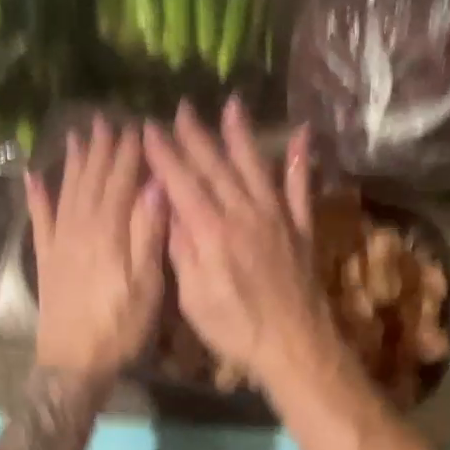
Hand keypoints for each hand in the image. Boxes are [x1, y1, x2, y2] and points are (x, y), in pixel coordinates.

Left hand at [25, 117, 166, 375]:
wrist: (73, 363)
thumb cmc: (118, 327)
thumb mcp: (146, 285)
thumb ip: (148, 233)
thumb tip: (156, 185)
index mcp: (109, 232)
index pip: (121, 182)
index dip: (129, 154)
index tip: (137, 127)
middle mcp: (80, 229)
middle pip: (92, 180)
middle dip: (101, 149)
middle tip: (107, 120)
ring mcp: (59, 244)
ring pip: (67, 192)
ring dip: (73, 162)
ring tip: (78, 135)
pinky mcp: (46, 261)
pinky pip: (39, 221)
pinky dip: (36, 197)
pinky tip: (33, 177)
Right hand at [142, 100, 343, 388]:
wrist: (294, 344)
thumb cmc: (235, 329)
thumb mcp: (193, 298)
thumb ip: (181, 250)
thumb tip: (168, 209)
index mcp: (212, 233)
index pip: (182, 184)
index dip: (163, 156)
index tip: (147, 130)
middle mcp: (244, 214)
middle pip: (215, 167)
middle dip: (195, 136)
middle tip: (180, 109)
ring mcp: (276, 217)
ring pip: (254, 167)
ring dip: (241, 135)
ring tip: (231, 105)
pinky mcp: (300, 228)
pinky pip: (300, 187)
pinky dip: (300, 161)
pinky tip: (302, 135)